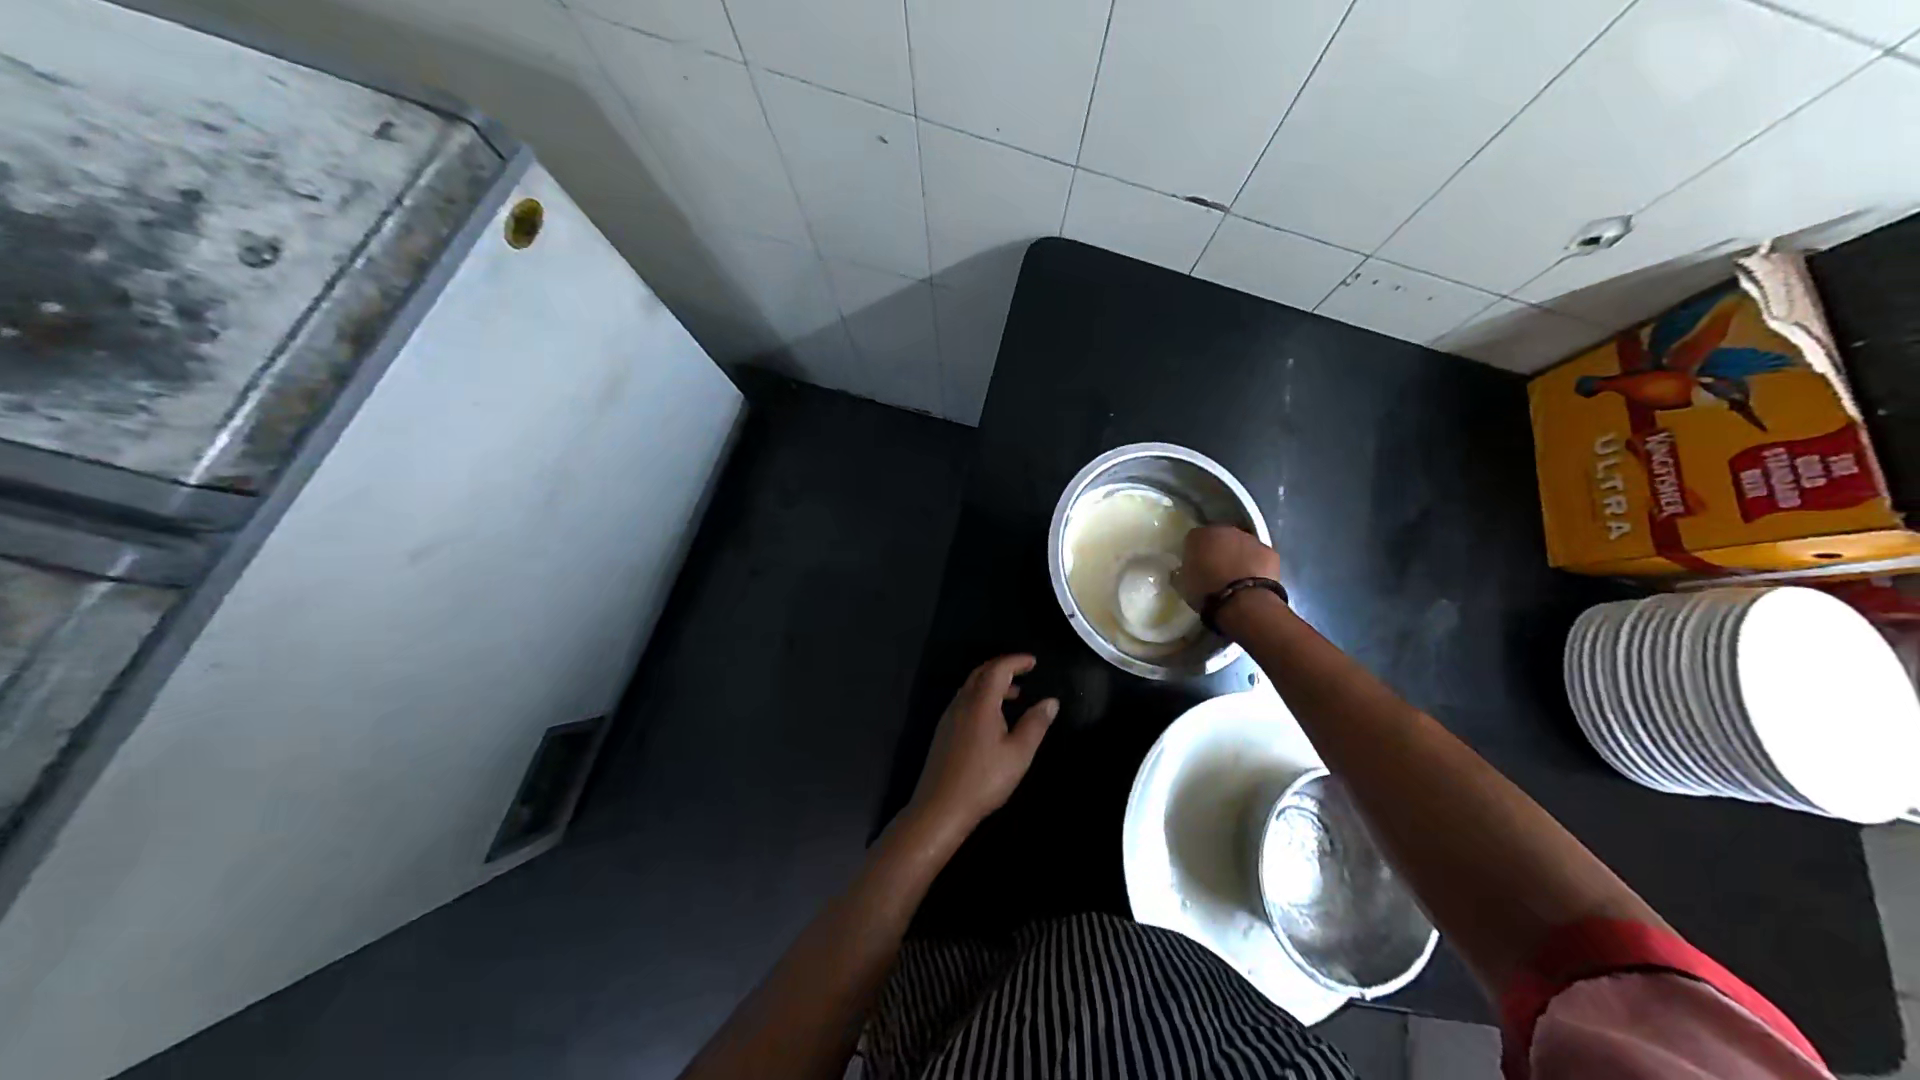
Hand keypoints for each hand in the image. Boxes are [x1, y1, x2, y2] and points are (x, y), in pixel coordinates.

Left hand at [907, 655, 1057, 836]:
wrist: (940, 808)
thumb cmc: (983, 780)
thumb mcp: (1018, 754)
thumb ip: (1035, 724)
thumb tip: (1050, 701)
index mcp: (980, 704)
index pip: (998, 669)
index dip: (1016, 661)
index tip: (1033, 661)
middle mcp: (961, 704)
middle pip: (980, 673)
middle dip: (1002, 667)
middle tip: (1023, 670)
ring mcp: (949, 718)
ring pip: (970, 687)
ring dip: (991, 683)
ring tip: (1014, 694)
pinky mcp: (943, 732)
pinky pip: (964, 701)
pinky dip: (982, 697)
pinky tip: (993, 717)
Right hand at [1174, 524, 1281, 609]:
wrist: (1243, 602)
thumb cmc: (1206, 593)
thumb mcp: (1183, 583)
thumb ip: (1184, 570)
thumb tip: (1187, 568)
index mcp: (1199, 536)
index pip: (1193, 538)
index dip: (1194, 551)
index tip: (1195, 564)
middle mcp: (1225, 530)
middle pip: (1219, 536)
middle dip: (1218, 549)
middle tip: (1215, 568)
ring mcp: (1250, 539)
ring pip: (1241, 544)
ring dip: (1238, 554)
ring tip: (1236, 576)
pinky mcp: (1269, 551)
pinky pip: (1259, 555)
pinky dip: (1256, 563)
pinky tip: (1253, 579)